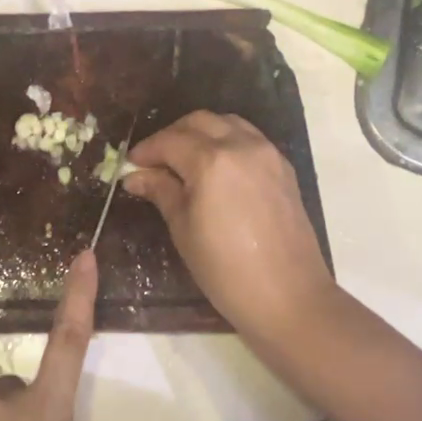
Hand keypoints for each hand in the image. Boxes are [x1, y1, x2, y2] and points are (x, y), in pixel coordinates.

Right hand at [122, 111, 334, 339]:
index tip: (132, 165)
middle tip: (156, 161)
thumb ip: (161, 192)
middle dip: (172, 135)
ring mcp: (266, 153)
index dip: (147, 151)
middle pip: (198, 122)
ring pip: (226, 123)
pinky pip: (249, 137)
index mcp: (211, 161)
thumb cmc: (226, 270)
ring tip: (186, 159)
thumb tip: (136, 176)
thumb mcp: (183, 230)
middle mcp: (240, 145)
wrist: (289, 298)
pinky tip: (218, 167)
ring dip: (201, 132)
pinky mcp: (283, 167)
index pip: (169, 141)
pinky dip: (227, 140)